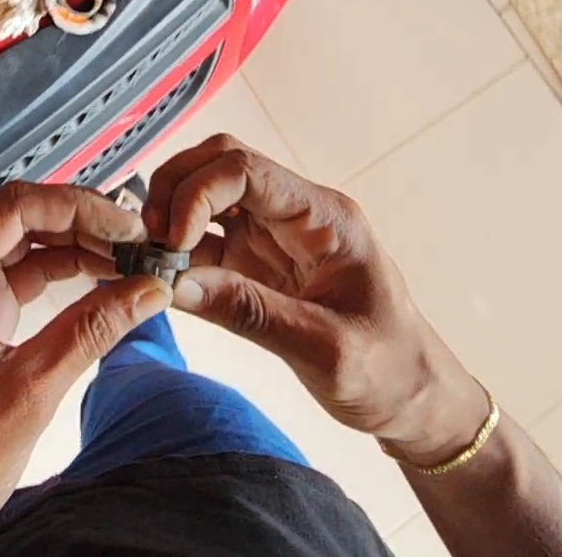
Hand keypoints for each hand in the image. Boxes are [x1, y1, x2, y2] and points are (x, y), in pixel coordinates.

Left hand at [0, 183, 171, 556]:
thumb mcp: (28, 393)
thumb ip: (91, 331)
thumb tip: (145, 289)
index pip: (10, 210)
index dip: (77, 208)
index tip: (125, 221)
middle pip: (18, 217)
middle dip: (82, 222)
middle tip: (137, 237)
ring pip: (23, 239)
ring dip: (78, 243)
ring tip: (130, 255)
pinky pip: (22, 268)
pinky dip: (64, 268)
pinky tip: (103, 273)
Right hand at [147, 136, 489, 465]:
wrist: (413, 398)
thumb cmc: (391, 370)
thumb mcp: (327, 351)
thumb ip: (252, 313)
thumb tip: (176, 286)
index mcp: (324, 217)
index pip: (245, 169)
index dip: (198, 193)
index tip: (173, 239)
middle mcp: (294, 213)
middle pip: (219, 164)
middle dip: (174, 189)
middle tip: (148, 238)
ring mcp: (272, 234)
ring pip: (206, 192)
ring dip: (170, 214)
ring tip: (149, 256)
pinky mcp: (254, 260)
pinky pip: (205, 237)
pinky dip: (177, 249)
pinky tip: (162, 274)